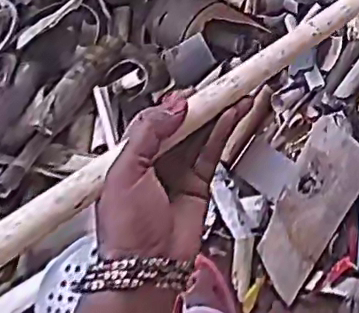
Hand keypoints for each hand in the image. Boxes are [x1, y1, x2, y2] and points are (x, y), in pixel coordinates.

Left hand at [94, 93, 252, 260]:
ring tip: (235, 94)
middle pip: (184, 121)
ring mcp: (178, 170)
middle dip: (202, 103)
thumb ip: (147, 134)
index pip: (157, 118)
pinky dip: (225, 129)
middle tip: (220, 87)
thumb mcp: (124, 175)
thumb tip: (173, 106)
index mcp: (132, 156)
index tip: (192, 90)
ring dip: (219, 112)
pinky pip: (213, 148)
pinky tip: (232, 115)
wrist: (145, 271)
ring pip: (202, 131)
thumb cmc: (124, 235)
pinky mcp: (198, 182)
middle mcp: (156, 160)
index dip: (176, 102)